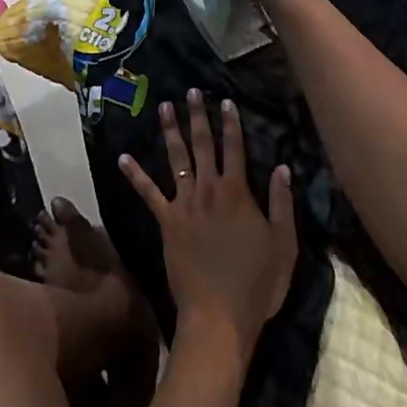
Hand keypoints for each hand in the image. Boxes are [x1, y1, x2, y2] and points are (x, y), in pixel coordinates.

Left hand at [119, 90, 296, 362]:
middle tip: (191, 91)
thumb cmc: (256, 282)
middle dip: (198, 116)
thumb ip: (281, 203)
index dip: (231, 123)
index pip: (235, 148)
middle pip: (203, 145)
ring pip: (176, 159)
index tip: (225, 101)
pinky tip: (123, 158)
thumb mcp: (283, 243)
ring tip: (164, 107)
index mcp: (237, 192)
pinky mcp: (167, 223)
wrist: (219, 316)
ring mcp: (185, 204)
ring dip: (170, 131)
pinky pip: (148, 194)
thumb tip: (282, 167)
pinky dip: (136, 175)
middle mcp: (209, 190)